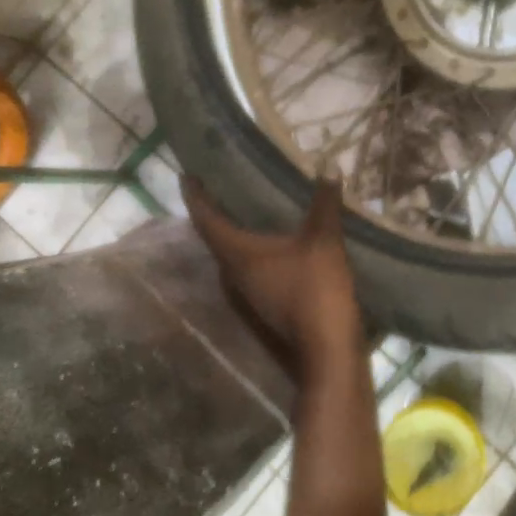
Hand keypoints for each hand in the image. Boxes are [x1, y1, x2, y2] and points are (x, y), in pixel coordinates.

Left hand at [182, 174, 363, 365]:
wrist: (326, 349)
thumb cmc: (316, 289)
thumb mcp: (324, 240)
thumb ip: (325, 203)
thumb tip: (329, 167)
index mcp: (239, 254)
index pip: (206, 220)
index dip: (195, 196)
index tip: (187, 177)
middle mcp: (233, 274)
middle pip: (214, 238)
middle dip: (212, 212)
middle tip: (218, 187)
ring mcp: (246, 294)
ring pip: (230, 258)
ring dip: (232, 234)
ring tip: (243, 211)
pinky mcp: (261, 306)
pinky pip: (247, 270)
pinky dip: (250, 251)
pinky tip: (270, 245)